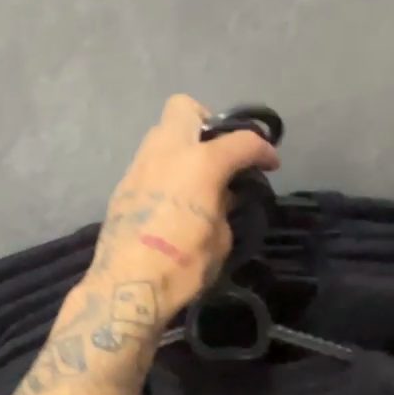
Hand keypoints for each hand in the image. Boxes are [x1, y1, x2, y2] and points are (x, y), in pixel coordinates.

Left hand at [93, 94, 280, 319]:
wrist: (128, 286)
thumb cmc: (182, 267)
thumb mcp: (220, 240)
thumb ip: (224, 208)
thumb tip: (220, 199)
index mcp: (200, 163)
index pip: (241, 141)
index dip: (262, 150)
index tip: (270, 164)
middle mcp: (167, 152)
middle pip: (185, 108)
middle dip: (207, 123)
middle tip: (219, 155)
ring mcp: (140, 166)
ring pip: (162, 134)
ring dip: (182, 148)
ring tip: (196, 180)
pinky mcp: (123, 186)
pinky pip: (150, 163)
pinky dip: (166, 171)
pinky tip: (174, 200)